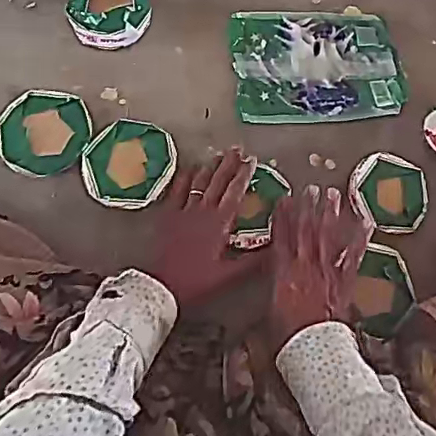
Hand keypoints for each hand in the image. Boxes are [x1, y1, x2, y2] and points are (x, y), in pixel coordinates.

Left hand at [149, 147, 267, 309]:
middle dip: (229, 163)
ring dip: (210, 166)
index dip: (244, 175)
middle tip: (238, 149)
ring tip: (218, 154)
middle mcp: (203, 211)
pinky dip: (184, 177)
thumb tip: (276, 246)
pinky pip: (177, 190)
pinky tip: (190, 168)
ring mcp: (184, 211)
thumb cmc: (196, 281)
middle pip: (218, 181)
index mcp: (220, 223)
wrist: (160, 286)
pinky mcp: (168, 215)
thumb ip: (253, 260)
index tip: (252, 161)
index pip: (235, 192)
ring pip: (199, 182)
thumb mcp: (228, 274)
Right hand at [266, 184, 372, 350]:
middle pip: (305, 231)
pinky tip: (365, 222)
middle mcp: (306, 266)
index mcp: (284, 273)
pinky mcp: (345, 280)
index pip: (281, 238)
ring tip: (333, 195)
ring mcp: (327, 271)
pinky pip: (353, 255)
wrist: (315, 348)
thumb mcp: (269, 314)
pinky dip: (359, 238)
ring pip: (328, 236)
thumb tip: (272, 288)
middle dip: (308, 208)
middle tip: (311, 188)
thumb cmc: (287, 337)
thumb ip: (272, 295)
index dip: (281, 218)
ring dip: (330, 214)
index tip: (283, 200)